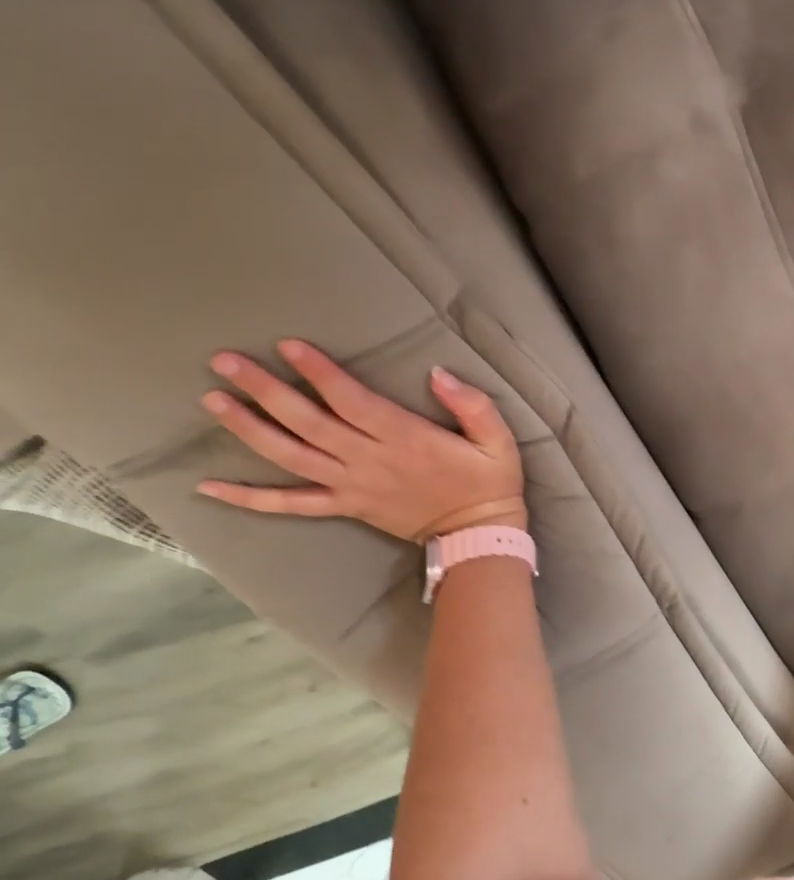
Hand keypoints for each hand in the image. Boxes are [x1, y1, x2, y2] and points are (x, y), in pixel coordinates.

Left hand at [197, 340, 525, 542]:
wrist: (478, 533)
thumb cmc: (490, 482)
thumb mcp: (498, 440)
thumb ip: (473, 405)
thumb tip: (439, 374)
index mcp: (405, 439)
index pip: (351, 400)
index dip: (318, 373)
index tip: (288, 346)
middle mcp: (369, 460)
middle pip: (307, 422)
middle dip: (264, 390)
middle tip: (226, 362)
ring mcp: (352, 486)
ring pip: (290, 456)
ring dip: (247, 429)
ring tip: (213, 400)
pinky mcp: (345, 507)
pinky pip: (291, 504)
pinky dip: (249, 498)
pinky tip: (209, 487)